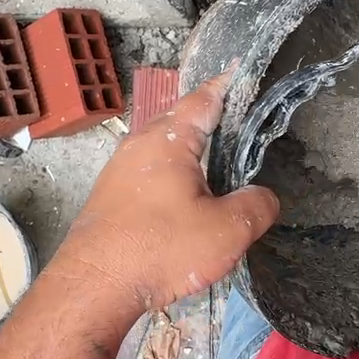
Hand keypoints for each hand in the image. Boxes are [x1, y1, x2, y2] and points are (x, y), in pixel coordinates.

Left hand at [50, 75, 278, 313]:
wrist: (94, 287)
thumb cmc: (160, 249)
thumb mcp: (226, 231)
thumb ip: (256, 206)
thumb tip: (265, 197)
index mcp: (167, 140)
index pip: (203, 99)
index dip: (226, 86)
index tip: (240, 71)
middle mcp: (138, 146)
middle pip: (179, 121)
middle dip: (208, 120)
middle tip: (239, 123)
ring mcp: (119, 172)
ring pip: (163, 150)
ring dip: (190, 152)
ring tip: (218, 163)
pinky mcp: (111, 199)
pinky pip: (150, 174)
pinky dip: (174, 176)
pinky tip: (186, 198)